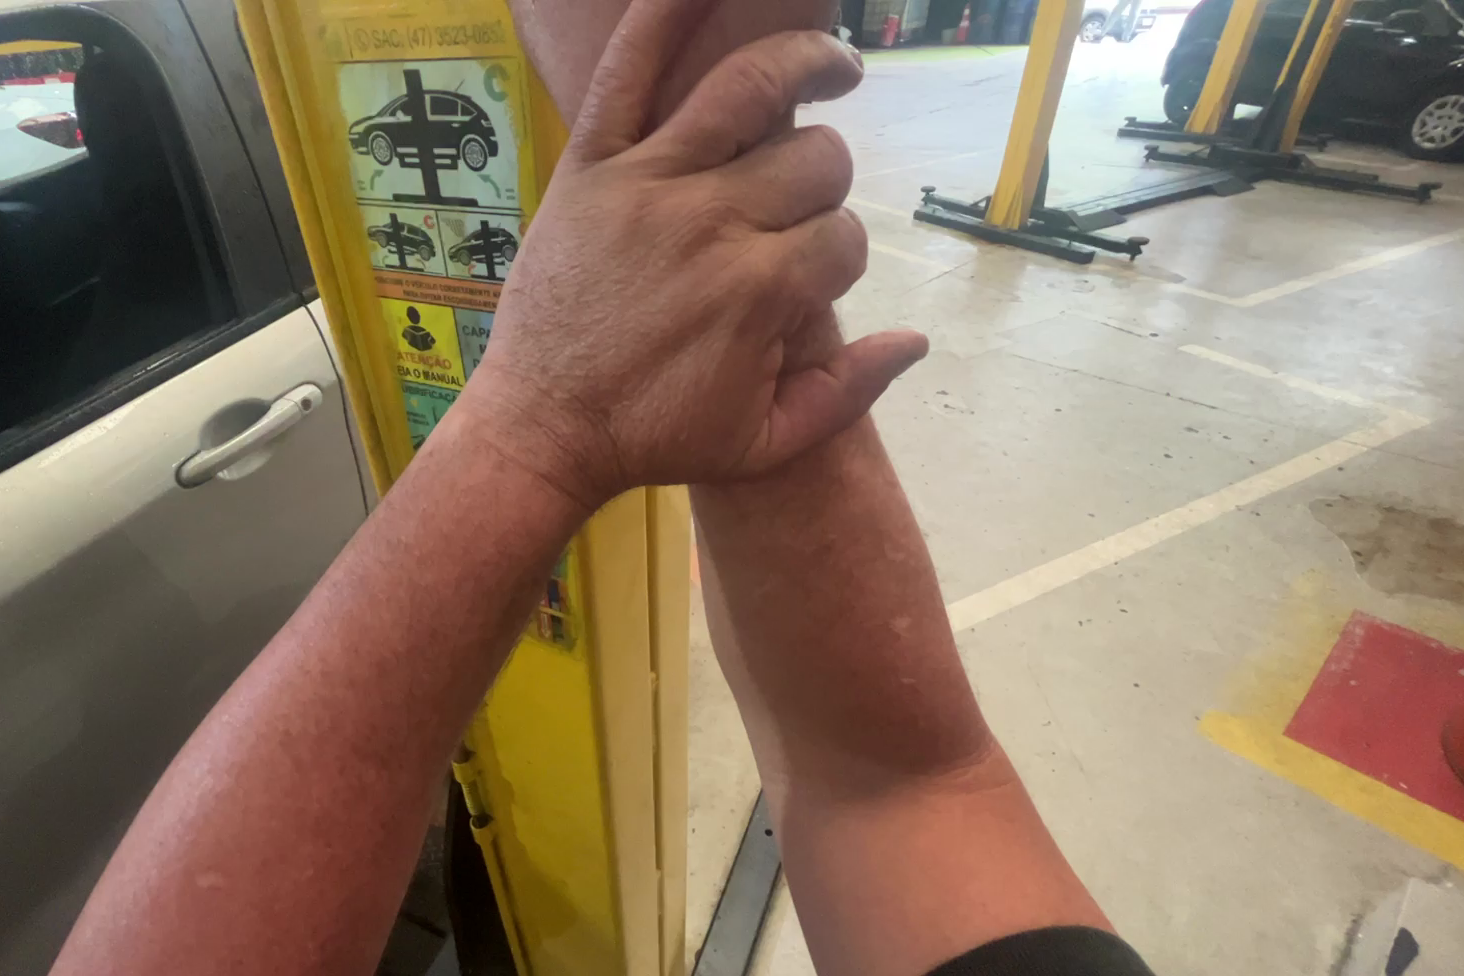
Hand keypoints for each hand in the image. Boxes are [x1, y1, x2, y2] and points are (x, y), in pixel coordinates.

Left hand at [457, 0, 929, 509]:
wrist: (546, 430)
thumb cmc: (650, 441)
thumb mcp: (760, 445)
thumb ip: (845, 395)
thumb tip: (918, 338)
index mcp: (763, 293)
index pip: (845, 241)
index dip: (837, 264)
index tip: (805, 286)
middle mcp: (716, 223)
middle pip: (815, 161)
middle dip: (820, 190)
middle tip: (793, 216)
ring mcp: (650, 185)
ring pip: (752, 89)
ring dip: (806, 64)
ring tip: (830, 69)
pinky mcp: (592, 170)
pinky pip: (630, 68)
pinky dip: (665, 13)